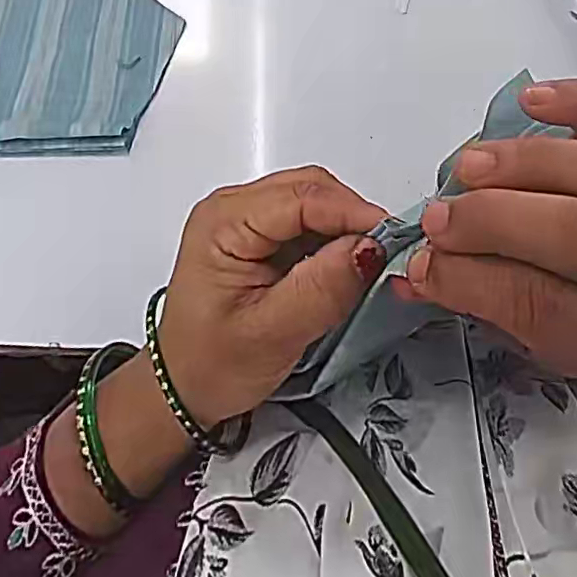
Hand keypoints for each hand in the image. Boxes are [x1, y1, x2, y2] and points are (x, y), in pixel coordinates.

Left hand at [156, 166, 387, 426]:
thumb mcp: (272, 333)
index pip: (303, 197)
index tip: (393, 240)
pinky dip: (333, 237)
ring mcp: (246, 217)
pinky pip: (309, 220)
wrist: (182, 388)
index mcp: (224, 222)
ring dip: (345, 226)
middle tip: (385, 254)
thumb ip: (322, 288)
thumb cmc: (211, 364)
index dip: (353, 213)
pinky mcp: (261, 233)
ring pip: (314, 200)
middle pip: (310, 189)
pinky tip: (342, 265)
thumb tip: (370, 248)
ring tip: (366, 263)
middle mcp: (233, 208)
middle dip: (352, 216)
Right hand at [397, 79, 576, 379]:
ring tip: (469, 165)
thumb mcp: (509, 333)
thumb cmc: (556, 312)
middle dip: (494, 217)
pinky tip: (529, 101)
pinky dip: (576, 104)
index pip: (540, 303)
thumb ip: (460, 298)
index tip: (424, 264)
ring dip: (527, 162)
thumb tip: (409, 271)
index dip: (472, 280)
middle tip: (438, 216)